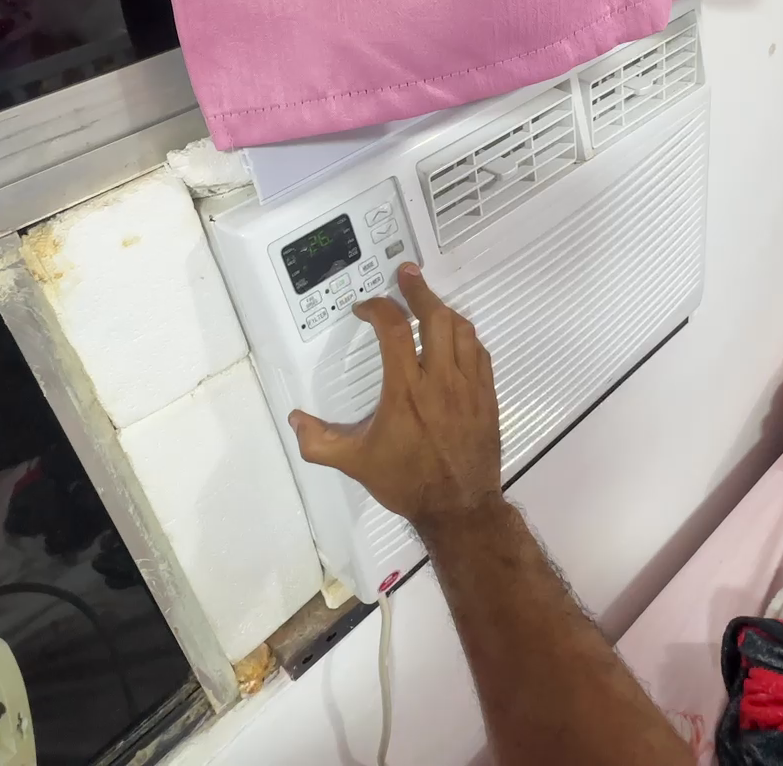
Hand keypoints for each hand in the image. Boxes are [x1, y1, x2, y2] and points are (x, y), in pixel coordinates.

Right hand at [288, 264, 502, 530]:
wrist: (460, 508)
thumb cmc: (407, 482)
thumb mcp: (356, 464)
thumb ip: (320, 442)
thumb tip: (295, 420)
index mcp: (406, 390)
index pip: (395, 330)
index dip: (378, 308)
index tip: (365, 308)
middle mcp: (440, 380)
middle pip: (435, 318)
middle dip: (419, 290)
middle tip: (406, 275)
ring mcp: (469, 386)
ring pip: (462, 330)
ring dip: (443, 310)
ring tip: (428, 303)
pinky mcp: (487, 395)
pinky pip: (480, 352)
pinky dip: (466, 335)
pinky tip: (455, 335)